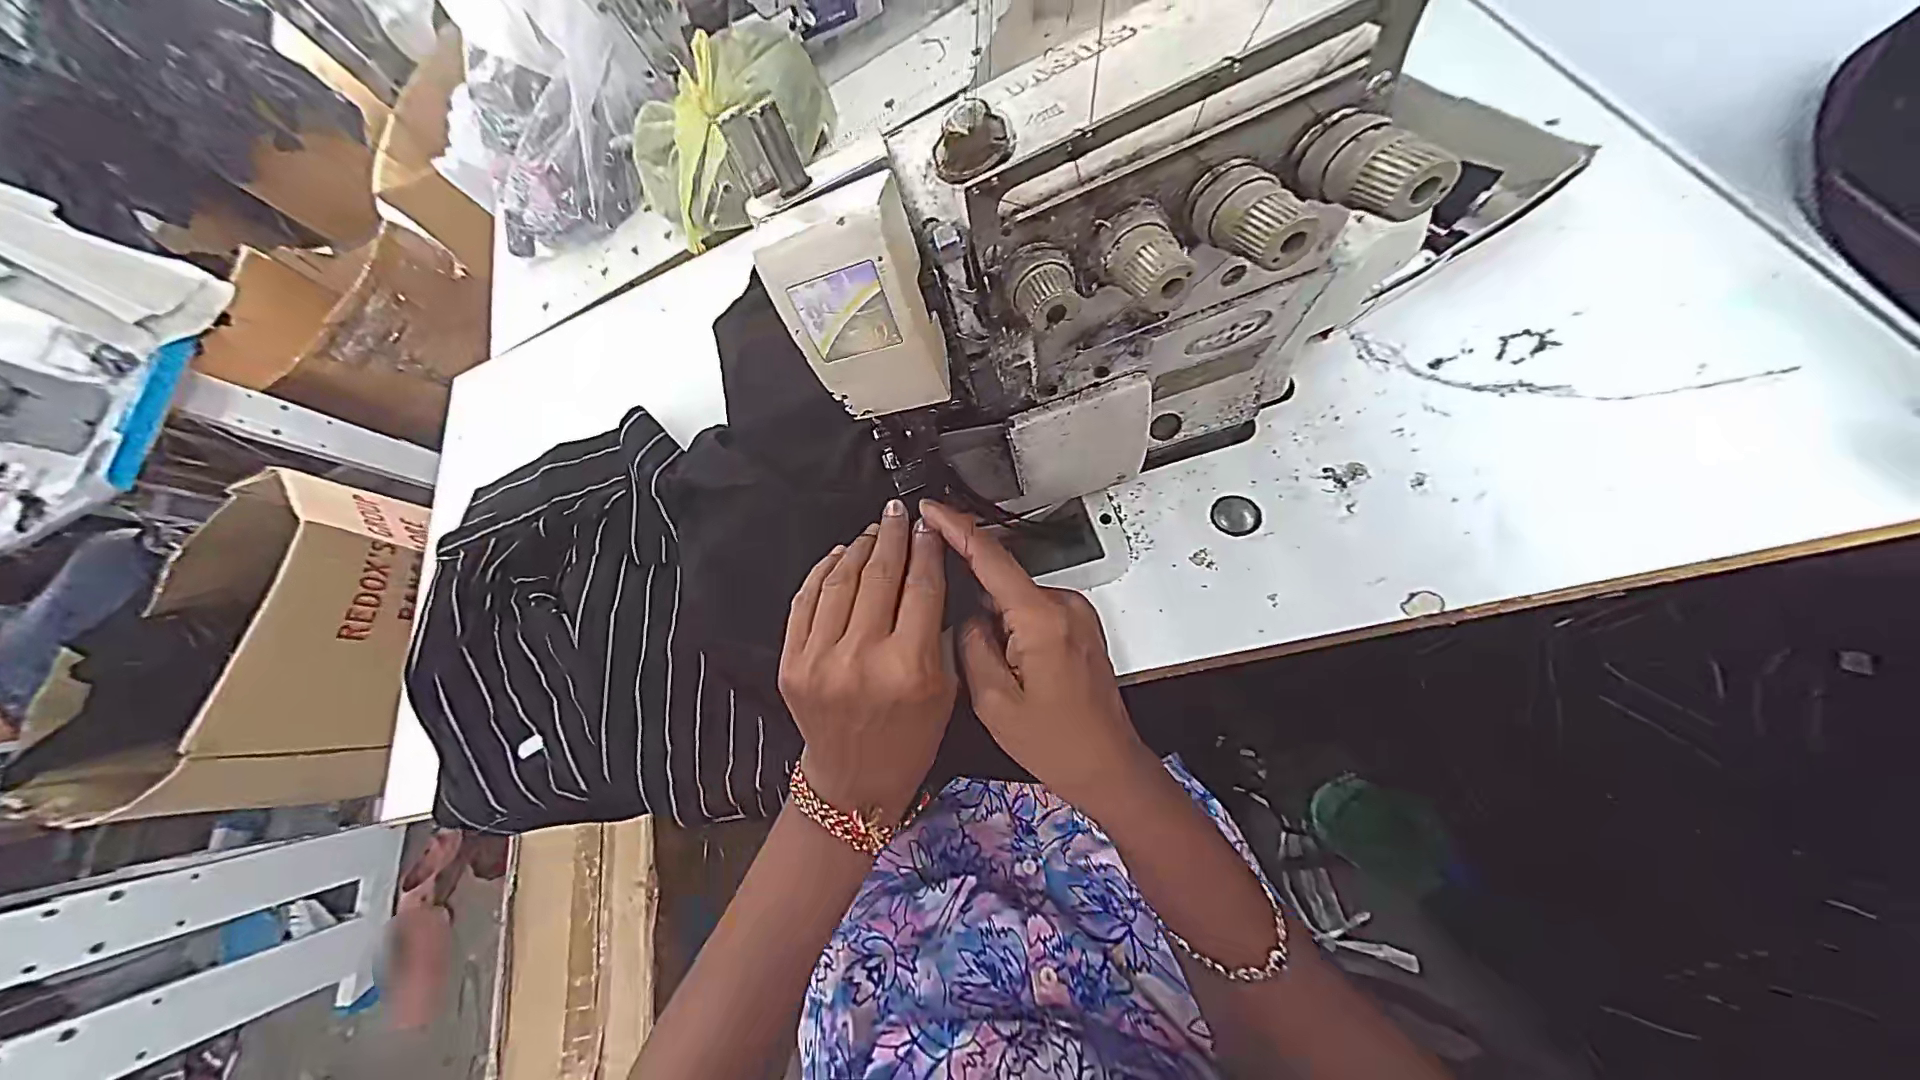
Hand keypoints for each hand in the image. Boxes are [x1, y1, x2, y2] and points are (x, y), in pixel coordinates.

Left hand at [779, 499, 956, 824]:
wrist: (854, 780)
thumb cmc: (908, 740)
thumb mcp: (946, 690)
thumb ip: (942, 633)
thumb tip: (932, 576)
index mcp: (909, 668)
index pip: (922, 588)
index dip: (927, 550)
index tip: (929, 529)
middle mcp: (862, 659)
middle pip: (881, 575)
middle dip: (893, 536)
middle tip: (898, 513)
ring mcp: (821, 660)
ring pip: (841, 580)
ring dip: (859, 548)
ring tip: (873, 531)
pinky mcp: (793, 664)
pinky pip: (805, 601)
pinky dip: (822, 572)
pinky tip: (839, 556)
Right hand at [919, 501, 1157, 817]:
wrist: (1108, 765)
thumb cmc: (1059, 744)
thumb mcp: (992, 701)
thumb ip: (970, 644)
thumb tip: (966, 616)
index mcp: (1042, 620)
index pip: (991, 556)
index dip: (955, 527)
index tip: (933, 510)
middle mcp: (1065, 607)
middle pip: (1002, 581)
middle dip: (975, 603)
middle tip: (968, 650)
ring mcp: (1077, 614)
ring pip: (1017, 600)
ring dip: (997, 622)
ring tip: (1000, 674)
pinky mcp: (1080, 625)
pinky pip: (1035, 611)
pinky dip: (1015, 628)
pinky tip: (1015, 669)